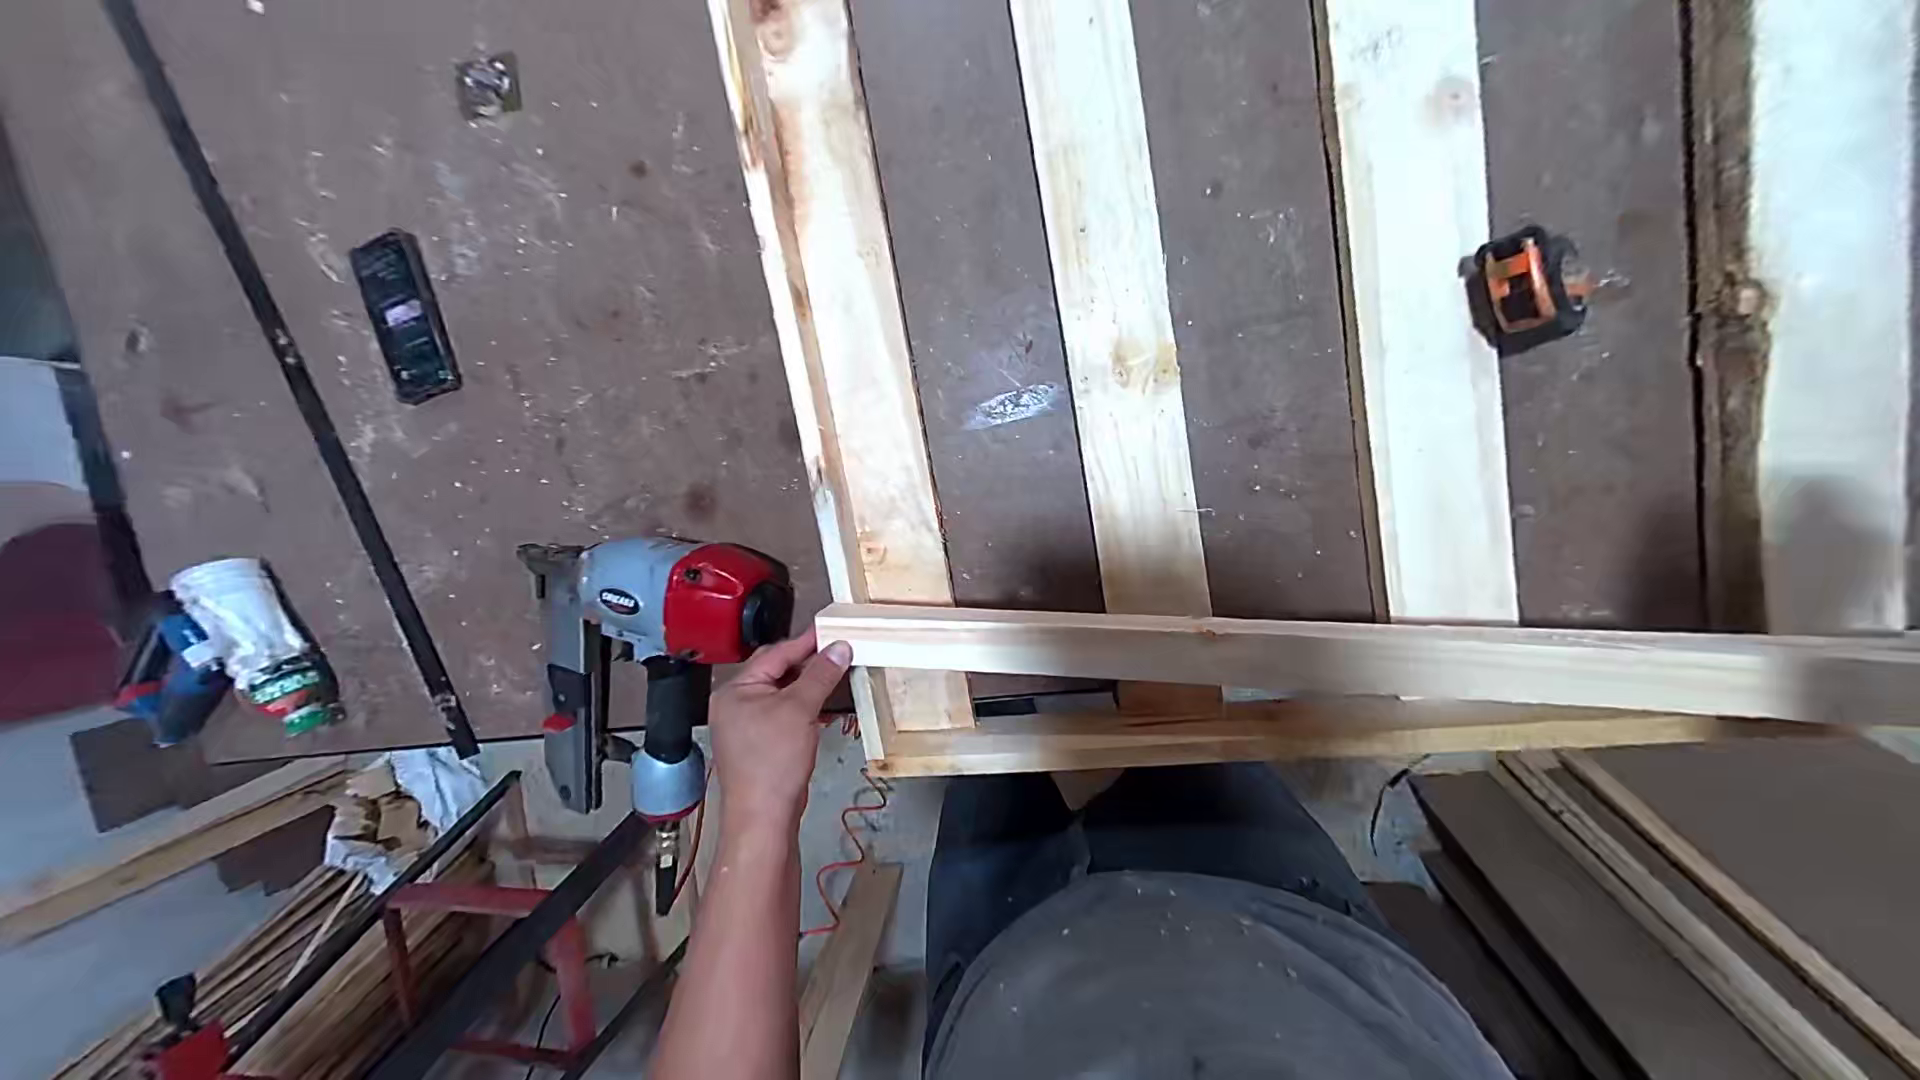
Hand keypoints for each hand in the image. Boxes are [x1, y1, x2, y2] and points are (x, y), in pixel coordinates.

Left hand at [708, 628, 851, 838]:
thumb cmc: (773, 760)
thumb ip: (821, 674)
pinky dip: (805, 708)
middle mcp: (736, 704)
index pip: (775, 654)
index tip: (831, 631)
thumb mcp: (801, 709)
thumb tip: (840, 647)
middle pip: (778, 672)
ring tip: (837, 676)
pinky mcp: (760, 744)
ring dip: (810, 687)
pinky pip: (785, 714)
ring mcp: (746, 726)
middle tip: (839, 652)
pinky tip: (826, 708)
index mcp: (736, 689)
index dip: (806, 642)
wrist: (763, 817)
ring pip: (783, 694)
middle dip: (809, 665)